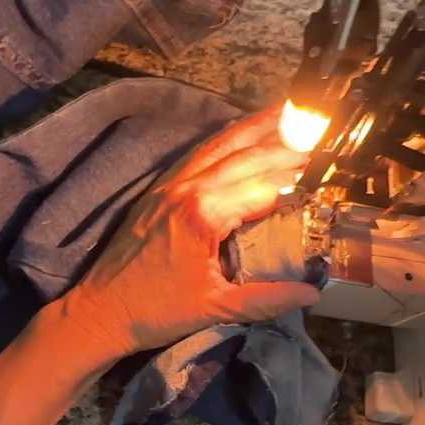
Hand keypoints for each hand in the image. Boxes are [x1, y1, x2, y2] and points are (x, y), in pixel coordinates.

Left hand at [53, 108, 322, 361]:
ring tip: (287, 112)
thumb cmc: (155, 312)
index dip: (295, 182)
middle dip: (284, 144)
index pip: (262, 189)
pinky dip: (225, 140)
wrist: (100, 311)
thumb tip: (313, 292)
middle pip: (244, 156)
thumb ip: (267, 299)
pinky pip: (197, 154)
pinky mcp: (157, 190)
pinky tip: (240, 134)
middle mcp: (186, 189)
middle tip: (320, 131)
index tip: (325, 173)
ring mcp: (168, 185)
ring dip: (254, 128)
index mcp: (203, 215)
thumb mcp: (216, 309)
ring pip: (218, 145)